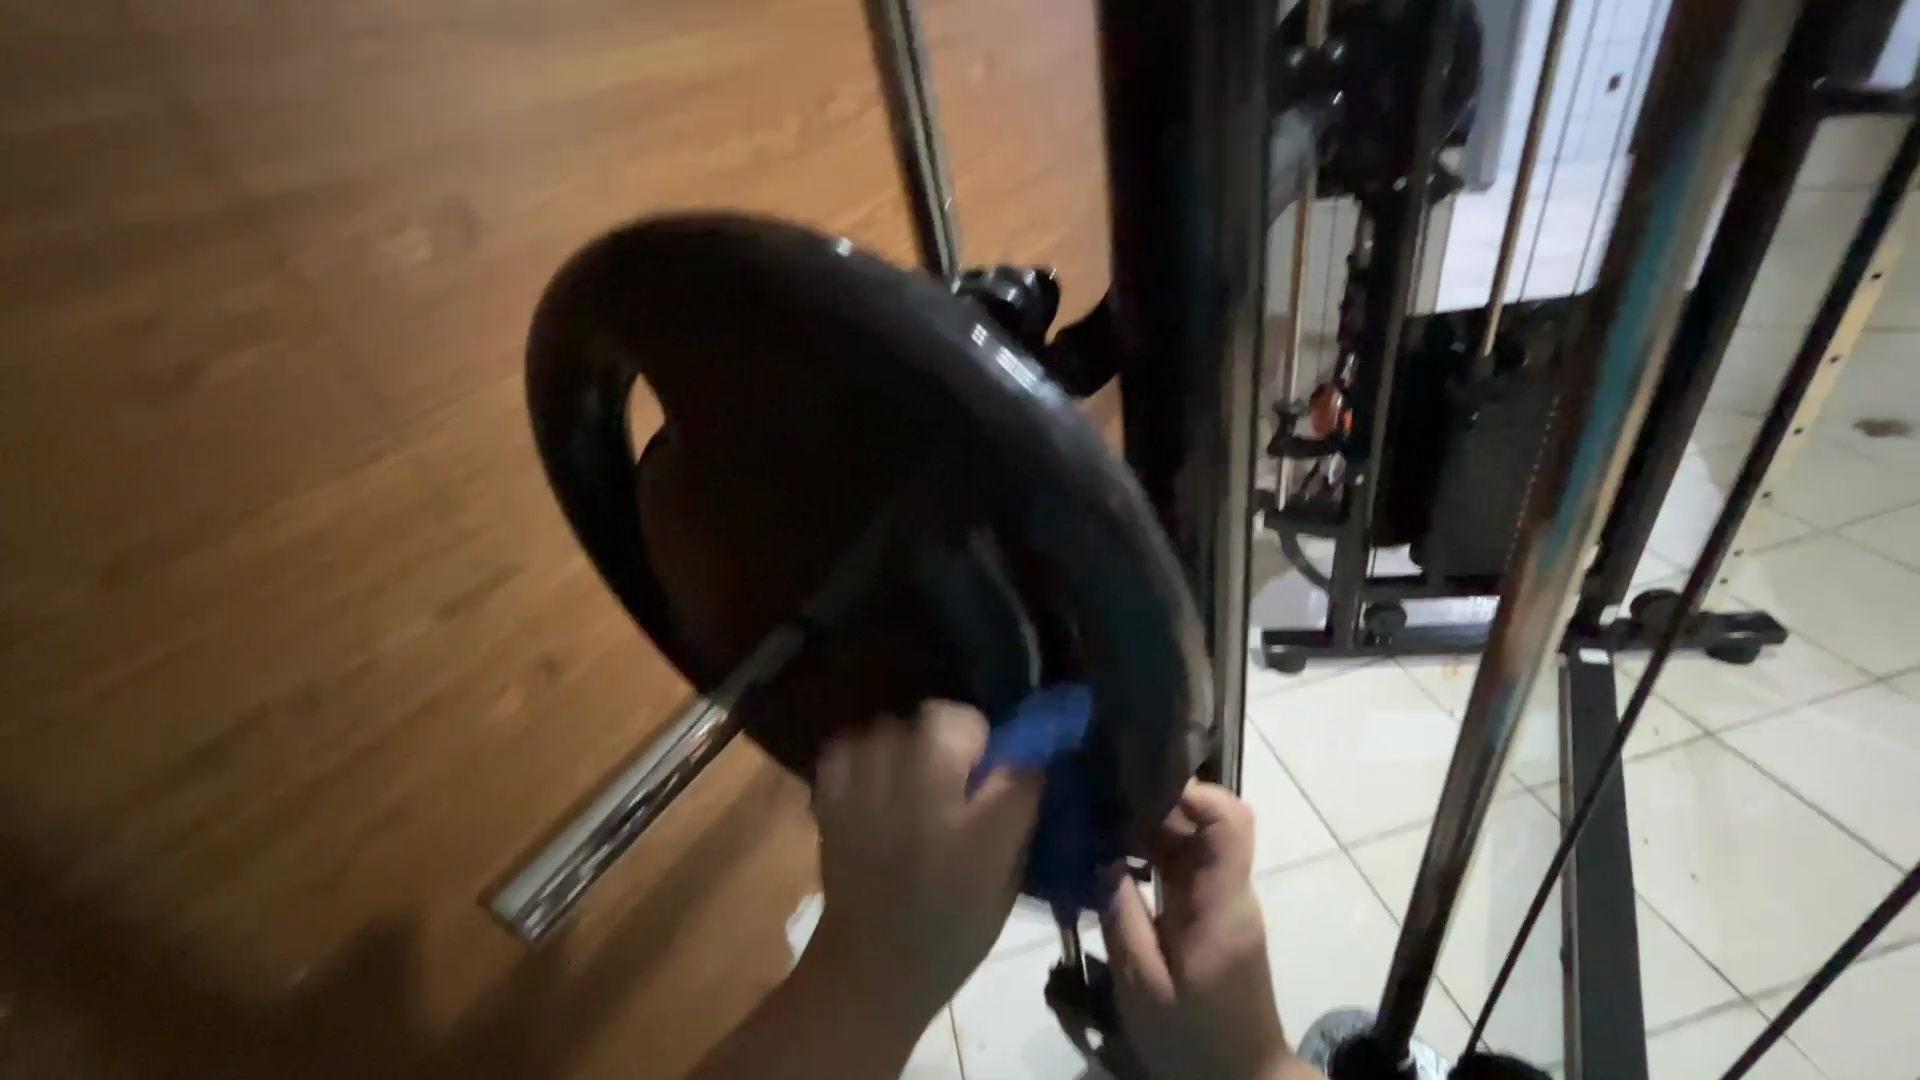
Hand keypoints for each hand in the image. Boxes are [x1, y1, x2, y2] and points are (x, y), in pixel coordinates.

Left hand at [806, 701, 1044, 1024]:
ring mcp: (869, 795)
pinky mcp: (832, 799)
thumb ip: (1018, 813)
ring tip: (913, 778)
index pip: (1017, 763)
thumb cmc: (952, 930)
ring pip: (895, 725)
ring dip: (911, 743)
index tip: (1010, 767)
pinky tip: (877, 782)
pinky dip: (866, 754)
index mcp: (978, 834)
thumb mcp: (1007, 881)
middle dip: (959, 734)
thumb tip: (1027, 760)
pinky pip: (850, 745)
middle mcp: (922, 803)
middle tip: (958, 768)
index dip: (1015, 755)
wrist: (869, 968)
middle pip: (945, 720)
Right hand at [1102, 782, 1316, 1079]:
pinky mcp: (1205, 913)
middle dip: (1154, 802)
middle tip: (1101, 796)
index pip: (1230, 820)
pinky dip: (1147, 852)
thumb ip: (1122, 919)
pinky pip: (1179, 865)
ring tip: (1097, 819)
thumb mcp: (1144, 987)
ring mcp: (1218, 900)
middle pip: (1203, 821)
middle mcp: (1227, 890)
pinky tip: (1110, 854)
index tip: (1140, 782)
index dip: (1193, 790)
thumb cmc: (1195, 1040)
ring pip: (1189, 839)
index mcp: (1222, 902)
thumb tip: (1103, 859)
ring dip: (1146, 826)